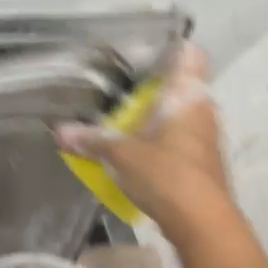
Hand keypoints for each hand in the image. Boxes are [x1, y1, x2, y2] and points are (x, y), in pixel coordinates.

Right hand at [55, 43, 233, 233]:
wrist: (202, 218)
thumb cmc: (164, 174)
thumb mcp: (118, 155)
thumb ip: (91, 140)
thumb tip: (59, 131)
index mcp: (185, 97)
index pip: (189, 56)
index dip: (172, 49)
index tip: (147, 53)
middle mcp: (202, 108)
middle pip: (180, 87)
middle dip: (152, 90)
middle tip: (120, 95)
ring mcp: (207, 134)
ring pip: (180, 114)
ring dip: (155, 118)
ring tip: (123, 126)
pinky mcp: (204, 158)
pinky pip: (180, 138)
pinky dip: (160, 140)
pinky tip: (137, 153)